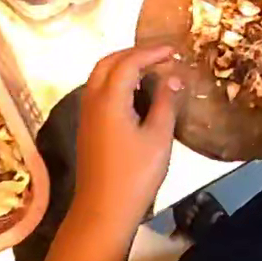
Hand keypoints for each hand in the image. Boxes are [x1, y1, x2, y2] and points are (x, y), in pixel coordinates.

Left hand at [72, 44, 182, 231]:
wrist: (104, 210)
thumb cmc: (135, 174)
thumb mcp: (159, 137)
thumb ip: (165, 103)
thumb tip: (172, 78)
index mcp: (109, 99)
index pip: (129, 62)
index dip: (151, 52)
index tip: (174, 50)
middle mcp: (92, 101)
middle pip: (108, 63)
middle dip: (133, 53)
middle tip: (160, 55)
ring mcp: (87, 115)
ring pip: (100, 77)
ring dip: (123, 67)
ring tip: (151, 70)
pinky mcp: (89, 128)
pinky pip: (100, 92)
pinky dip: (117, 82)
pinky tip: (137, 94)